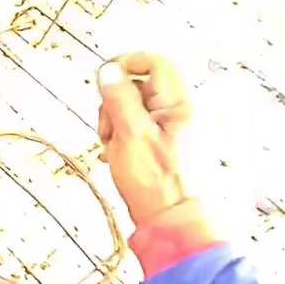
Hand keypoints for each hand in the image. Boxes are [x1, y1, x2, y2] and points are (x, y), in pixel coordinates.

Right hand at [96, 52, 194, 225]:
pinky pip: (133, 128)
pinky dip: (120, 138)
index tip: (104, 80)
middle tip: (109, 131)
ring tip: (113, 149)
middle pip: (137, 86)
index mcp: (179, 103)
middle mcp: (178, 111)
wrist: (171, 221)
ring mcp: (169, 128)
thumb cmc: (156, 181)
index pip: (155, 62)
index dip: (127, 64)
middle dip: (114, 104)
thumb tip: (107, 69)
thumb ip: (119, 98)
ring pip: (131, 108)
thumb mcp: (131, 135)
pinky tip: (117, 156)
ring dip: (114, 124)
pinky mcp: (159, 144)